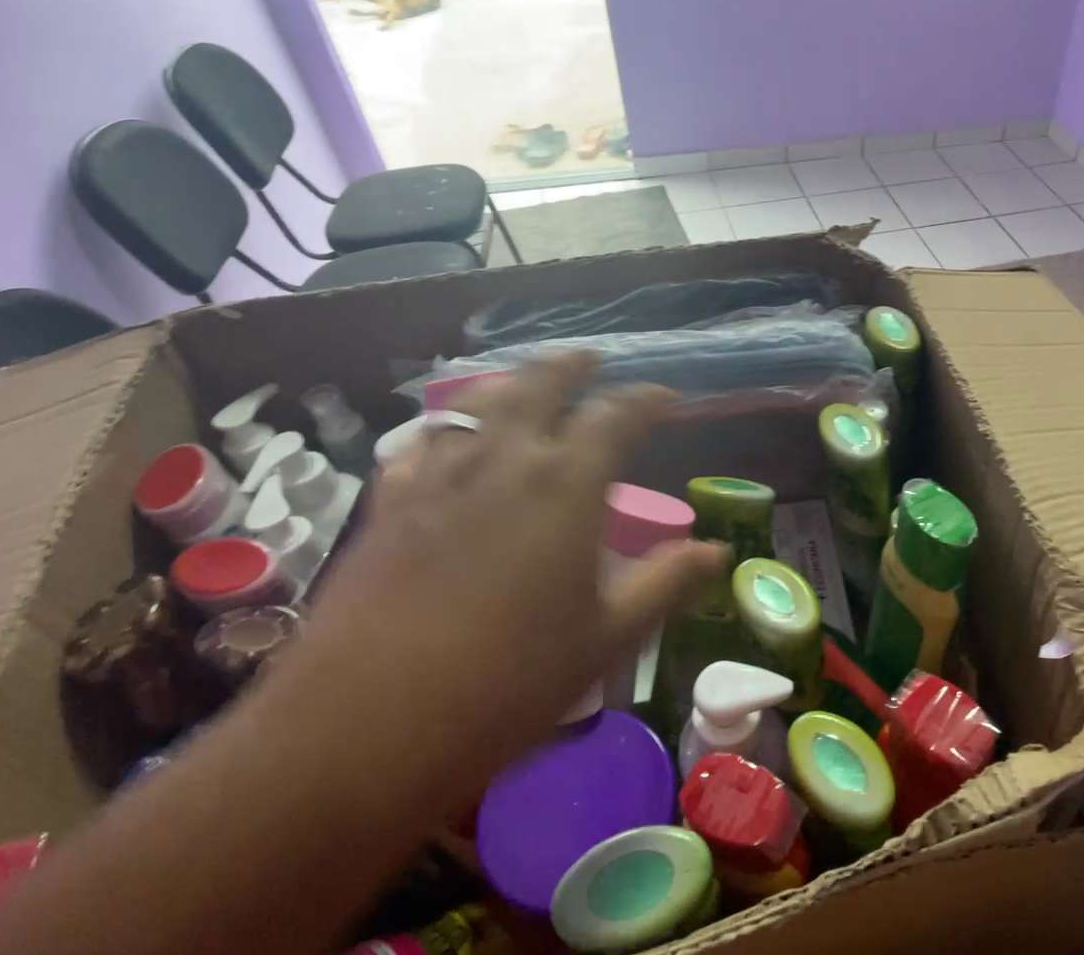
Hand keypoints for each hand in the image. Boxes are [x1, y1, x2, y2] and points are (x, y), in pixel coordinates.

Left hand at [279, 352, 726, 782]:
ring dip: (510, 384)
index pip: (616, 416)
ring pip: (475, 404)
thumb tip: (715, 550)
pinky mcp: (388, 504)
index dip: (646, 399)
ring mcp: (437, 476)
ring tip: (527, 384)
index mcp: (566, 483)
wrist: (367, 724)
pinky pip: (422, 444)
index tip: (666, 396)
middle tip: (591, 359)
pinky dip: (448, 430)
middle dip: (571, 366)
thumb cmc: (509, 683)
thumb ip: (665, 583)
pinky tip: (449, 444)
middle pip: (538, 385)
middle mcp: (502, 459)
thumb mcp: (606, 637)